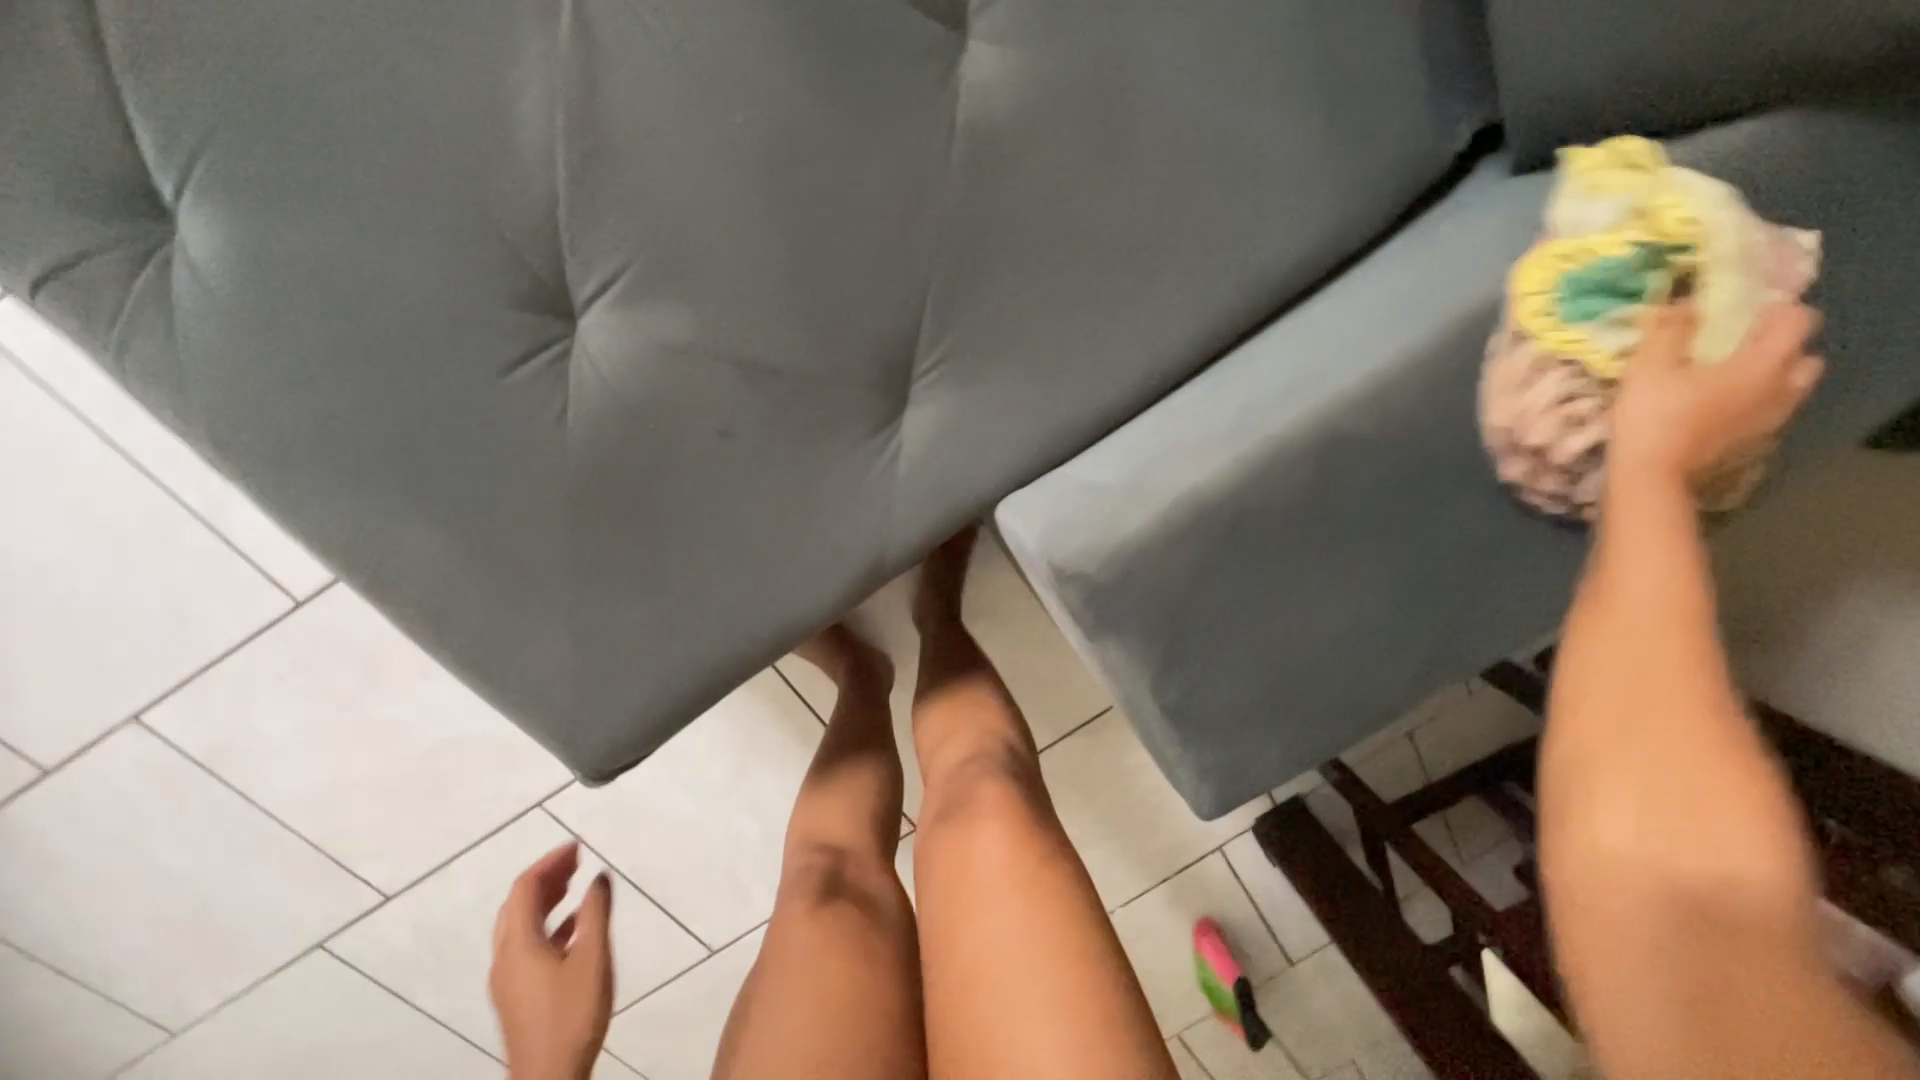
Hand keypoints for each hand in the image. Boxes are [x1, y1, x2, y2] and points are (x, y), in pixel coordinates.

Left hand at [490, 843, 613, 1079]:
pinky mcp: (516, 995)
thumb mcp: (593, 958)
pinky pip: (525, 945)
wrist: (549, 1077)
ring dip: (545, 900)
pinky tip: (573, 929)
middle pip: (517, 905)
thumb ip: (595, 913)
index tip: (577, 845)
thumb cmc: (572, 1014)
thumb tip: (598, 877)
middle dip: (545, 877)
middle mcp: (505, 957)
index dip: (550, 861)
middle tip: (576, 860)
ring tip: (575, 885)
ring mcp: (507, 979)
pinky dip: (547, 925)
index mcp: (518, 944)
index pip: (525, 888)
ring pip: (519, 926)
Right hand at [1611, 301, 1824, 485]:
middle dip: (1780, 345)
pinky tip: (1722, 404)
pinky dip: (1757, 400)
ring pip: (1792, 385)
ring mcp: (1771, 417)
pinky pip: (1771, 409)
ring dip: (1771, 375)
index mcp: (1762, 365)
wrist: (1651, 473)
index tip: (1741, 312)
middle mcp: (1780, 388)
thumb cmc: (1652, 415)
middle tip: (1740, 345)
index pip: (1798, 321)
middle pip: (1805, 355)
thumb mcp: (1649, 365)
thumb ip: (1670, 329)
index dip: (1775, 310)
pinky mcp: (1755, 439)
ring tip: (1732, 375)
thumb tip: (1684, 303)